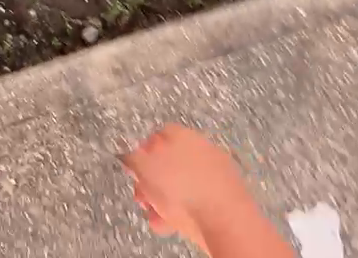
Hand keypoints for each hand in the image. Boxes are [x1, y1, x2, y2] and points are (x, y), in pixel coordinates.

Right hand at [120, 125, 254, 251]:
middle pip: (168, 162)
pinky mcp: (229, 193)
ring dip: (167, 200)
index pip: (153, 138)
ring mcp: (217, 169)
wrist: (226, 222)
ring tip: (158, 217)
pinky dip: (187, 209)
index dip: (140, 157)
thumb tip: (128, 155)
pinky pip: (200, 197)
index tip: (136, 175)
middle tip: (145, 198)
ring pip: (183, 183)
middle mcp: (199, 145)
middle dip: (153, 182)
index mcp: (179, 133)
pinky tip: (175, 223)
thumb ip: (132, 158)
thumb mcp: (143, 169)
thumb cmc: (181, 191)